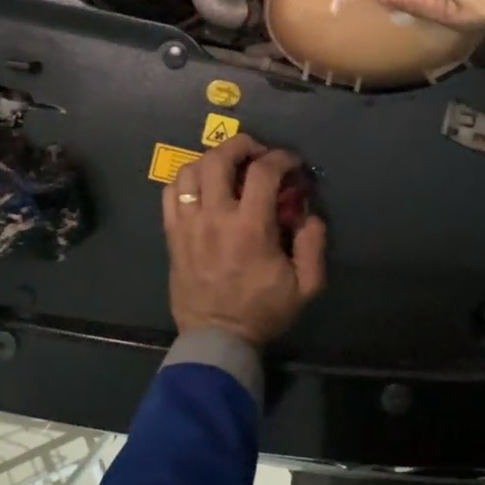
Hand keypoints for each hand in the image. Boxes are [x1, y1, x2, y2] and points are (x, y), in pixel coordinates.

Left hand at [163, 134, 327, 346]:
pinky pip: (170, 192)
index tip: (291, 163)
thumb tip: (310, 214)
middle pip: (219, 158)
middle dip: (242, 145)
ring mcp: (188, 224)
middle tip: (257, 153)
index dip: (281, 157)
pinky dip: (186, 179)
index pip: (263, 172)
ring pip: (190, 169)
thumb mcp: (305, 287)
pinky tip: (202, 186)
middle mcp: (215, 217)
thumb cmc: (262, 311)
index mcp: (250, 228)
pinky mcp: (172, 234)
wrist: (217, 340)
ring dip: (212, 159)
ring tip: (229, 167)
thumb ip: (314, 246)